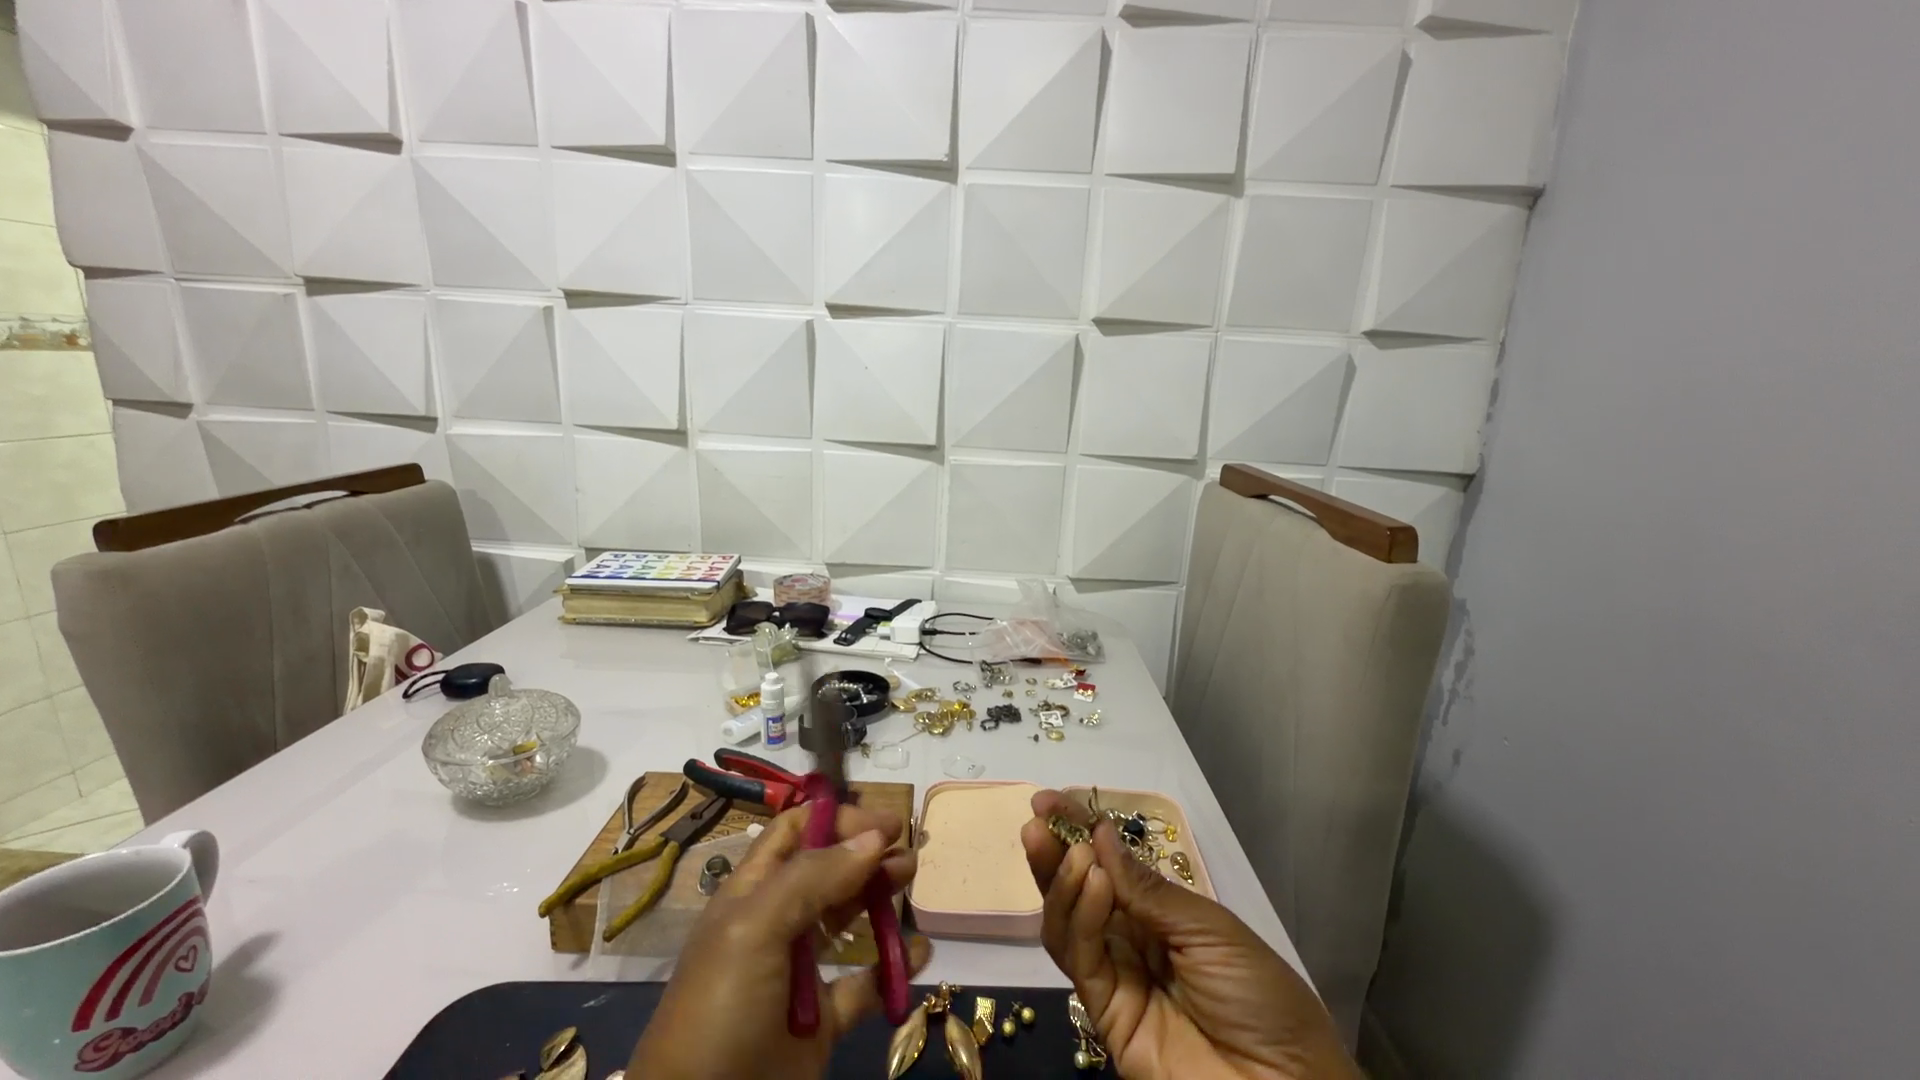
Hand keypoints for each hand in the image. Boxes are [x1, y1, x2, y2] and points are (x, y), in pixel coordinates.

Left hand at [628, 803, 933, 1079]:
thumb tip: (874, 837)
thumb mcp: (755, 928)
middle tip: (910, 853)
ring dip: (881, 897)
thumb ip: (812, 877)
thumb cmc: (721, 1006)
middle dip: (868, 854)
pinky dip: (892, 966)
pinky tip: (917, 952)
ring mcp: (800, 973)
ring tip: (914, 883)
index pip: (795, 833)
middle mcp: (777, 923)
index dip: (837, 819)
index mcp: (751, 893)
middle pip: (829, 870)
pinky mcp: (822, 1020)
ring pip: (848, 919)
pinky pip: (864, 983)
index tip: (886, 824)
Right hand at [1021, 791, 1359, 1079]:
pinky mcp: (1105, 1013)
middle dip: (1055, 853)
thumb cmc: (1261, 997)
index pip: (1110, 867)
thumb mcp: (1211, 930)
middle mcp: (1132, 940)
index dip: (1079, 834)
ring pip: (1068, 923)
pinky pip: (1081, 958)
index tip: (1051, 800)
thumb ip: (1148, 889)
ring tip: (1073, 854)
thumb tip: (1099, 832)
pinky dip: (1080, 917)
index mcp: (1163, 915)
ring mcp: (1116, 977)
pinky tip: (1092, 884)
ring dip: (1063, 882)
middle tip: (1037, 818)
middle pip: (1079, 893)